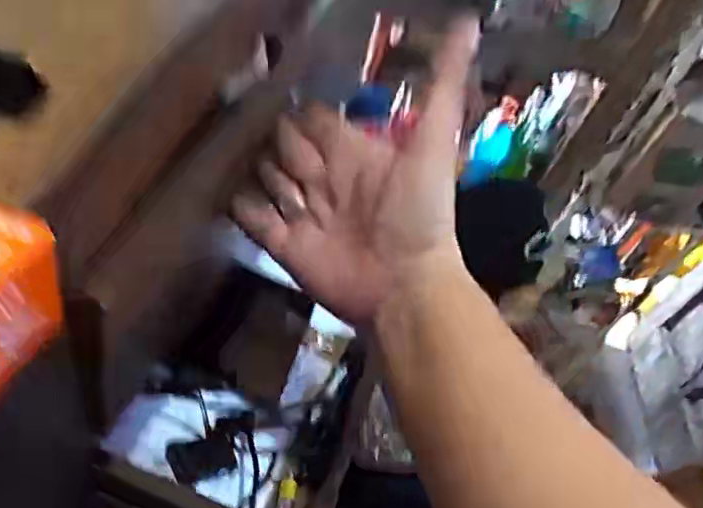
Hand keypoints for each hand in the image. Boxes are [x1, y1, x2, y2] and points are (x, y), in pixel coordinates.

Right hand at [231, 16, 480, 326]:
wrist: (404, 285)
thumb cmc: (420, 217)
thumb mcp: (434, 145)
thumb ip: (443, 86)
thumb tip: (467, 21)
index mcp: (352, 153)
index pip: (314, 120)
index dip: (304, 115)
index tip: (295, 111)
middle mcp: (323, 180)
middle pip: (284, 144)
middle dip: (282, 144)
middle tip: (295, 160)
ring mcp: (303, 214)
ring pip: (267, 176)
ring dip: (266, 173)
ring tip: (279, 185)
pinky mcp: (286, 246)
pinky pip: (254, 219)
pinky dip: (243, 207)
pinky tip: (235, 195)